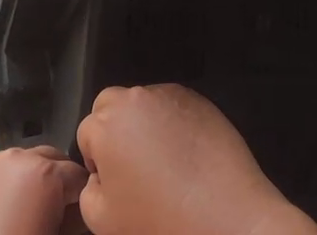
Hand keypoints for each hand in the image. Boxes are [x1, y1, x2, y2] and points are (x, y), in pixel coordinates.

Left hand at [0, 145, 88, 234]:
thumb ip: (73, 220)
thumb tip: (80, 213)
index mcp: (46, 174)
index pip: (78, 174)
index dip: (83, 193)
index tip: (82, 209)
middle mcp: (20, 155)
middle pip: (51, 158)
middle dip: (59, 178)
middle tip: (58, 207)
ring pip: (23, 159)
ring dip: (31, 176)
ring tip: (27, 206)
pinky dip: (5, 179)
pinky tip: (0, 205)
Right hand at [75, 84, 316, 234]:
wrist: (229, 220)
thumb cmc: (161, 221)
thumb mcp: (104, 221)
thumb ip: (88, 190)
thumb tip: (99, 175)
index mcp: (106, 124)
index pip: (86, 132)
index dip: (97, 161)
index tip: (117, 185)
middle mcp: (134, 98)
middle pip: (110, 106)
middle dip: (115, 131)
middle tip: (135, 168)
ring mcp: (168, 95)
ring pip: (142, 104)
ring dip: (144, 125)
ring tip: (165, 163)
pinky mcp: (199, 99)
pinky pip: (173, 107)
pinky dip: (173, 124)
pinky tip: (187, 156)